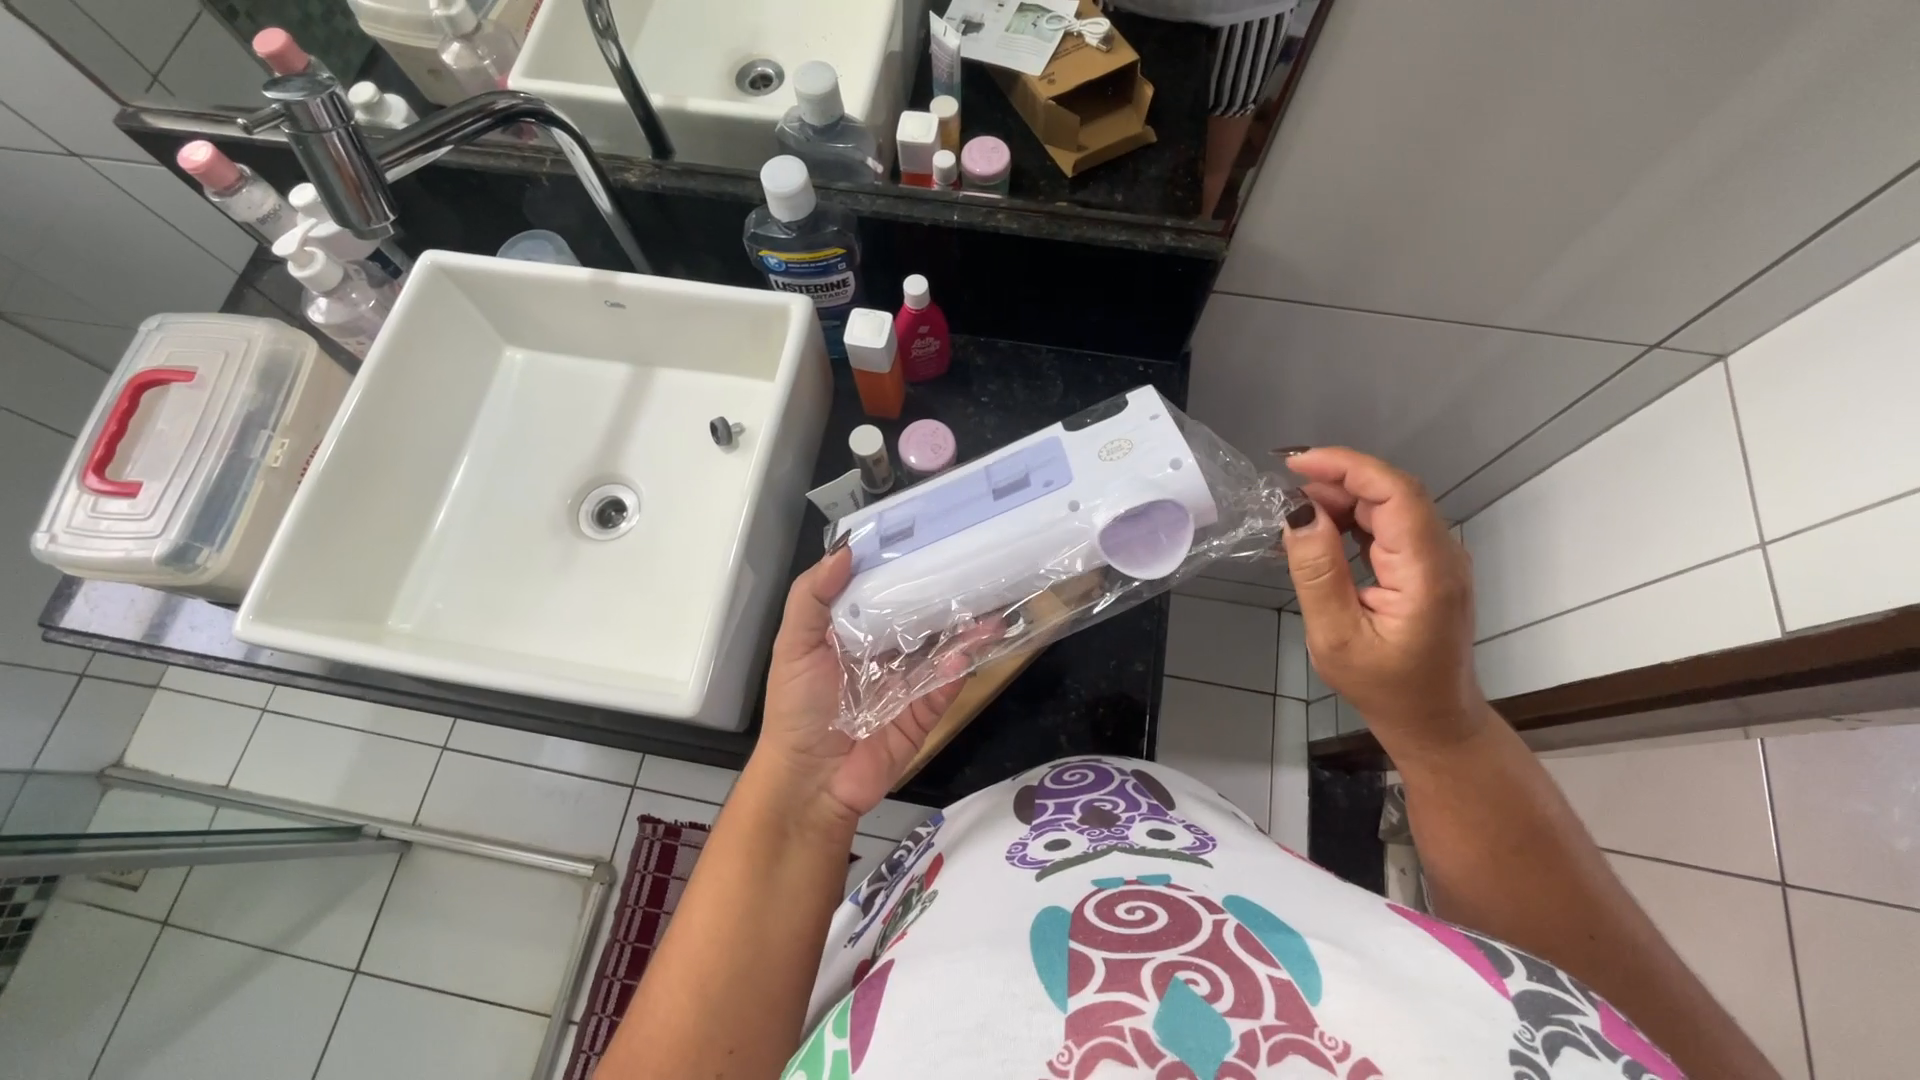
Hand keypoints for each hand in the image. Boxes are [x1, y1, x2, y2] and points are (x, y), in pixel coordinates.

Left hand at [752, 546, 975, 825]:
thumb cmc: (797, 708)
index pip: (882, 593)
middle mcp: (882, 655)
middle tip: (973, 569)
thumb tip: (845, 549)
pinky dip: (957, 669)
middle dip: (945, 598)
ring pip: (940, 651)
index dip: (903, 569)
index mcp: (851, 634)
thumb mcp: (794, 645)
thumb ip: (813, 596)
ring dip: (964, 631)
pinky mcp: (922, 714)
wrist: (808, 781)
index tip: (929, 540)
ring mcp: (905, 685)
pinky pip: (944, 687)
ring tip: (989, 607)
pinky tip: (967, 650)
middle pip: (919, 620)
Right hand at [1278, 447, 1491, 753]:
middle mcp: (1443, 554)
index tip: (1295, 465)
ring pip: (1391, 507)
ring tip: (1293, 513)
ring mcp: (1439, 560)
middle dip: (1337, 481)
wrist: (1433, 722)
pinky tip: (1320, 531)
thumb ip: (1317, 572)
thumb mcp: (1336, 636)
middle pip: (1393, 493)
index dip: (1346, 467)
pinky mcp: (1428, 568)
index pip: (1394, 492)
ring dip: (1341, 500)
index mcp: (1428, 571)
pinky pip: (1391, 527)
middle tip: (1283, 495)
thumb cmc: (1385, 688)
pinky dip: (1352, 520)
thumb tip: (1298, 513)